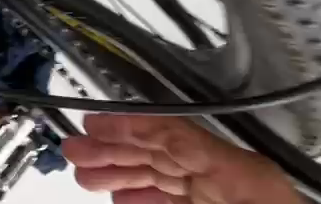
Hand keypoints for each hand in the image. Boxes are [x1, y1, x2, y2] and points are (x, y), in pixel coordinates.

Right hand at [62, 115, 302, 203]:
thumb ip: (168, 200)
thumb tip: (126, 196)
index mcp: (243, 177)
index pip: (174, 135)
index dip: (127, 126)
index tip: (93, 123)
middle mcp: (239, 184)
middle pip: (167, 154)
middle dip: (117, 152)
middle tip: (77, 150)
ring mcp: (238, 201)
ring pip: (171, 178)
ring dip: (127, 177)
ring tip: (90, 176)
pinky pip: (183, 201)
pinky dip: (151, 201)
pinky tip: (127, 201)